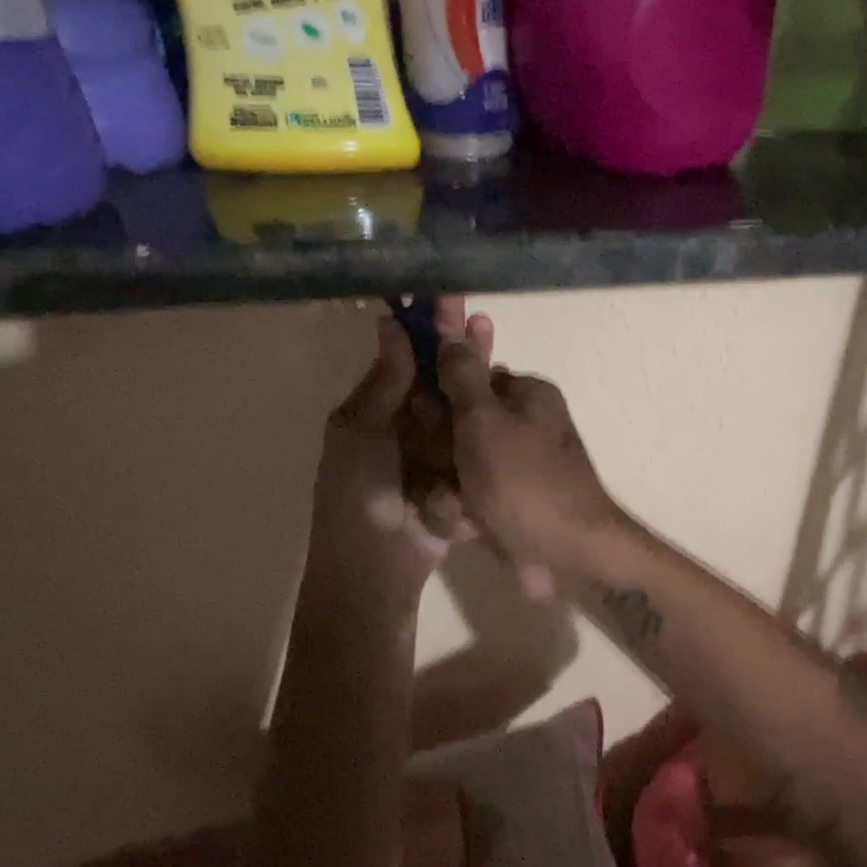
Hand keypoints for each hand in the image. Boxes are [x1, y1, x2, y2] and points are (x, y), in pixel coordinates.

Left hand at [311, 299, 492, 602]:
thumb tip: (391, 325)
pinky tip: (508, 394)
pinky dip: (490, 423)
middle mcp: (410, 427)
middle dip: (457, 351)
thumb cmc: (358, 491)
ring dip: (477, 379)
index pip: (406, 362)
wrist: (378, 565)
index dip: (425, 333)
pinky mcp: (463, 479)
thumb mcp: (360, 431)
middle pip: (439, 381)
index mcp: (379, 411)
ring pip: (462, 410)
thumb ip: (385, 383)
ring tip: (495, 348)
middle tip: (479, 318)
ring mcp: (439, 454)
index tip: (445, 301)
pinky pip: (477, 446)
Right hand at [437, 341, 626, 592]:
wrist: (569, 554)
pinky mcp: (507, 503)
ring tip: (462, 510)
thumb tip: (452, 327)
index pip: (463, 377)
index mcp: (525, 394)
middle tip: (448, 477)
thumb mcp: (485, 421)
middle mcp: (521, 425)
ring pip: (453, 468)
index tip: (417, 418)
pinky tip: (469, 529)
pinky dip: (462, 514)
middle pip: (453, 426)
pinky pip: (466, 500)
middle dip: (439, 454)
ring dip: (447, 491)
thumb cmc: (525, 481)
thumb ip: (462, 376)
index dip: (433, 397)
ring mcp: (514, 466)